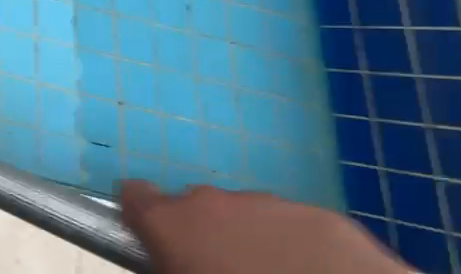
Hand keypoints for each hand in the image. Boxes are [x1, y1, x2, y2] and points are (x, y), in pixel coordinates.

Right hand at [118, 180, 408, 273]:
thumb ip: (169, 264)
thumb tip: (171, 259)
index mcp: (169, 221)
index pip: (134, 194)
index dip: (145, 216)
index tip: (164, 243)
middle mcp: (210, 201)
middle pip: (200, 207)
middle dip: (214, 235)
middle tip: (237, 273)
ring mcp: (270, 205)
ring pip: (254, 217)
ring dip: (262, 241)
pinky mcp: (326, 218)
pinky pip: (305, 229)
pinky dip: (309, 250)